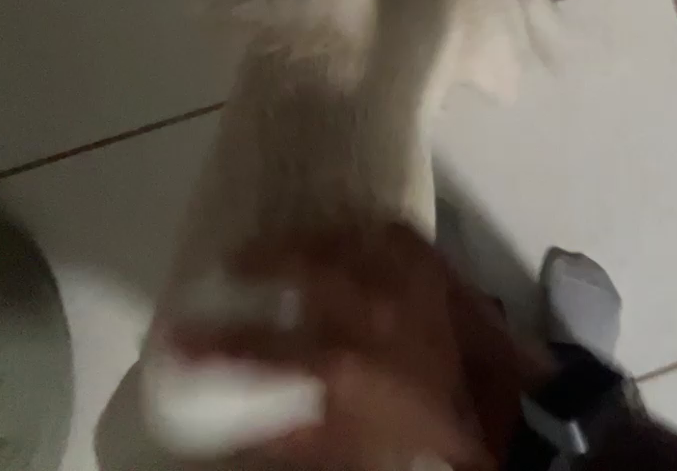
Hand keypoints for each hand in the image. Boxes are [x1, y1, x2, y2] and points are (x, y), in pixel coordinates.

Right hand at [162, 221, 553, 469]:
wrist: (503, 409)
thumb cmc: (423, 436)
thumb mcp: (344, 452)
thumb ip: (282, 439)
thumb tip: (223, 436)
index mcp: (342, 363)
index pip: (256, 346)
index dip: (207, 341)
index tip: (172, 334)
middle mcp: (371, 309)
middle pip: (303, 266)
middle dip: (261, 259)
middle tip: (234, 262)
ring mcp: (408, 278)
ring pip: (347, 238)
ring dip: (311, 237)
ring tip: (287, 240)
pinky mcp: (436, 264)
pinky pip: (393, 229)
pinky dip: (364, 228)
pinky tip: (350, 232)